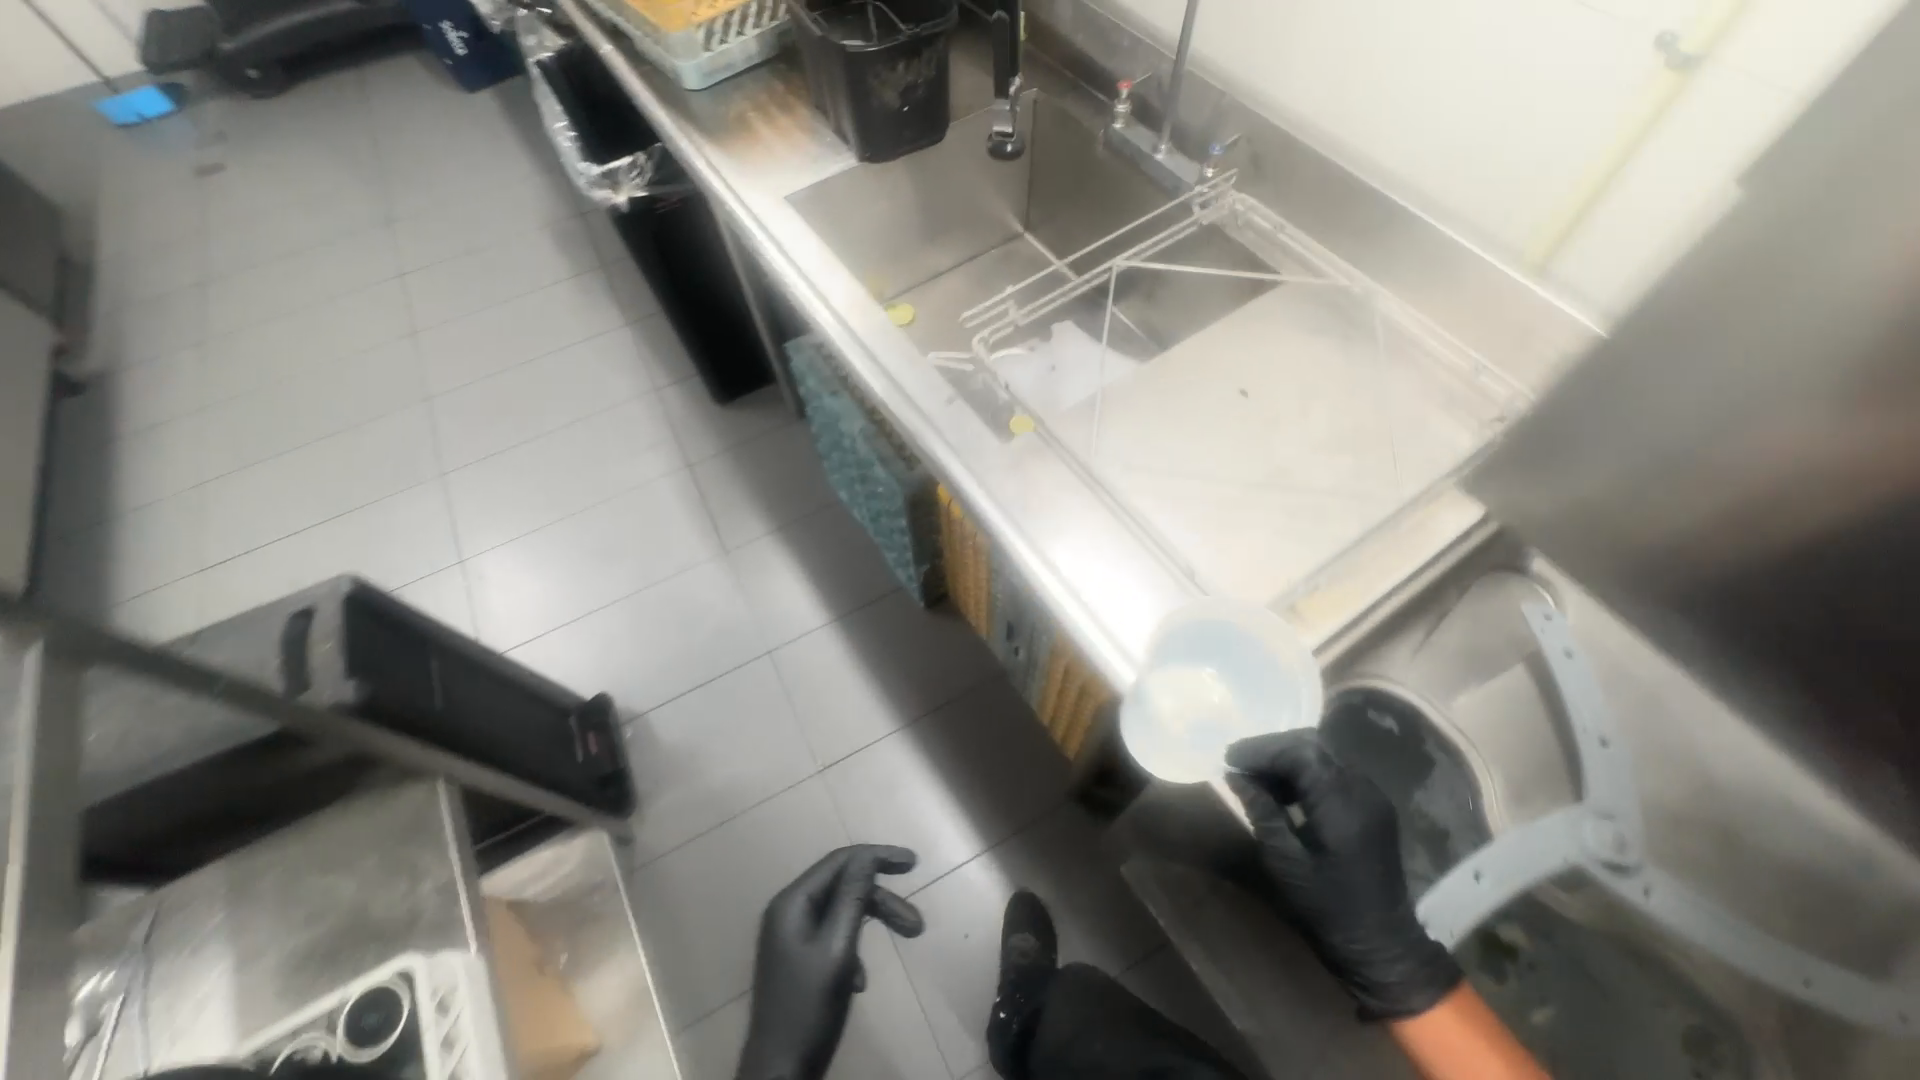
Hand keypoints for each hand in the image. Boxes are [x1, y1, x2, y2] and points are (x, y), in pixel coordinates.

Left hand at [736, 845, 923, 1079]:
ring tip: (906, 943)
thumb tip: (867, 857)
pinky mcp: (799, 959)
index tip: (914, 863)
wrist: (777, 1070)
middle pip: (844, 887)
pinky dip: (855, 949)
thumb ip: (852, 899)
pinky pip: (834, 937)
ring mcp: (792, 936)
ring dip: (874, 923)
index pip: (840, 861)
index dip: (878, 856)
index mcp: (792, 903)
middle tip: (918, 924)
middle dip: (882, 900)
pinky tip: (861, 981)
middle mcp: (789, 912)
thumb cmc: (808, 1008)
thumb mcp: (837, 949)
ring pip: (842, 913)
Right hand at [1225, 730, 1460, 1020]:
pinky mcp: (1374, 806)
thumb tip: (1236, 777)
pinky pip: (1335, 773)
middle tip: (1239, 764)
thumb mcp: (1285, 863)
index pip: (1299, 753)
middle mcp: (1362, 790)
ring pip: (1324, 756)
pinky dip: (1306, 773)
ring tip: (1257, 778)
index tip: (1230, 760)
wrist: (1382, 941)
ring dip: (1288, 759)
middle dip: (1272, 749)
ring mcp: (1372, 796)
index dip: (1261, 751)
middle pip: (1313, 746)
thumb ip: (1262, 813)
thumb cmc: (1327, 906)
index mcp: (1341, 804)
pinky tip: (1285, 792)